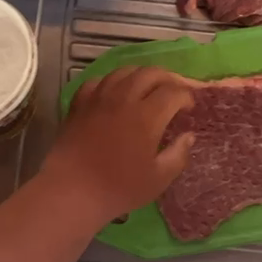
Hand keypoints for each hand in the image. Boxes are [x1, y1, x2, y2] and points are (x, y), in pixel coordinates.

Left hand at [40, 66, 195, 224]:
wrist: (72, 190)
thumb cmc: (119, 188)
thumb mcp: (158, 179)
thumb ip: (178, 155)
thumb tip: (188, 136)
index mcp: (147, 115)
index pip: (173, 92)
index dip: (186, 96)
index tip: (189, 108)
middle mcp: (124, 98)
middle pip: (151, 73)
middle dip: (168, 78)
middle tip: (173, 93)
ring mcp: (99, 97)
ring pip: (125, 71)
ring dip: (141, 75)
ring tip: (147, 88)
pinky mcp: (80, 102)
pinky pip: (99, 80)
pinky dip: (113, 82)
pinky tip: (114, 93)